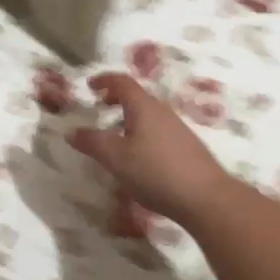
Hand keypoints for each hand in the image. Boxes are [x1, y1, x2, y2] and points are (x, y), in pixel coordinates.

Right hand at [69, 73, 230, 226]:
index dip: (104, 80)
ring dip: (130, 118)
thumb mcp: (116, 158)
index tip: (90, 85)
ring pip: (149, 115)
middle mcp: (162, 112)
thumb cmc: (156, 171)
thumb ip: (92, 143)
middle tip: (100, 107)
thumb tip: (72, 131)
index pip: (122, 82)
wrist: (207, 199)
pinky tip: (140, 158)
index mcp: (143, 107)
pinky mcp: (188, 148)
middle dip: (116, 99)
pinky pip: (159, 131)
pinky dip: (143, 133)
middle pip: (137, 97)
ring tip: (117, 136)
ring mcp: (178, 130)